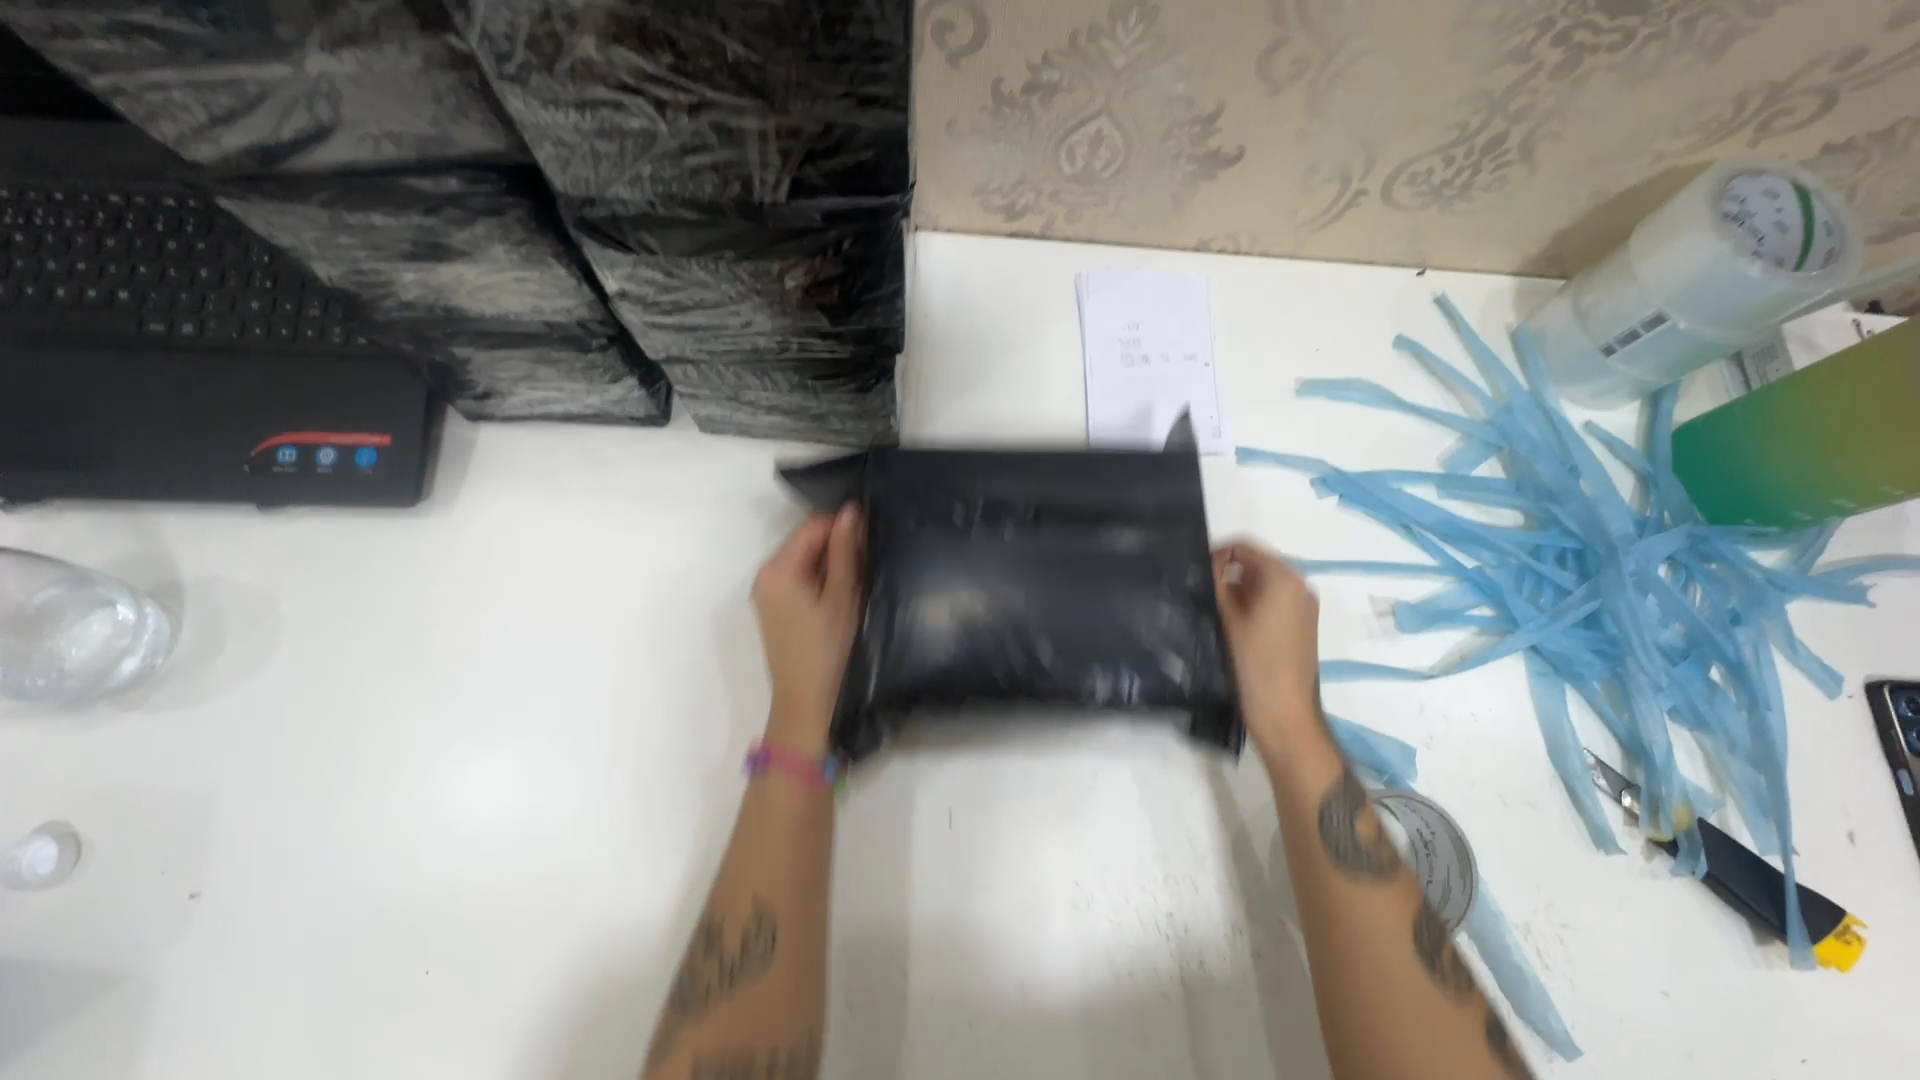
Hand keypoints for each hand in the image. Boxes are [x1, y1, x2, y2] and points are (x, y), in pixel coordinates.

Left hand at [753, 504, 865, 756]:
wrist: (807, 703)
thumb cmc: (828, 649)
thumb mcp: (843, 597)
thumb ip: (845, 551)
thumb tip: (851, 511)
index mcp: (778, 569)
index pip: (813, 526)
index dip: (843, 526)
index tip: (872, 536)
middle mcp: (765, 575)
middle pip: (806, 542)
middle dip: (837, 546)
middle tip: (870, 562)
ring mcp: (767, 593)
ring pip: (805, 561)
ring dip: (832, 565)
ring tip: (860, 579)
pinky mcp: (774, 609)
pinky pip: (800, 579)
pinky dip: (821, 580)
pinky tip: (843, 596)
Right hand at [1213, 542, 1321, 752]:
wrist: (1284, 713)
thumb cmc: (1254, 663)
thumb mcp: (1227, 618)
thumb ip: (1216, 582)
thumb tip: (1207, 561)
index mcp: (1284, 578)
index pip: (1244, 547)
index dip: (1217, 553)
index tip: (1194, 572)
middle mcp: (1299, 586)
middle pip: (1256, 565)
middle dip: (1227, 573)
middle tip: (1199, 591)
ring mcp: (1303, 608)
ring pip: (1263, 586)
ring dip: (1238, 591)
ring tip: (1211, 610)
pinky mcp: (1301, 627)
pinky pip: (1273, 603)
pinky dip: (1252, 606)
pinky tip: (1230, 626)